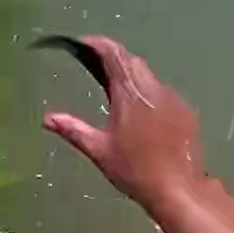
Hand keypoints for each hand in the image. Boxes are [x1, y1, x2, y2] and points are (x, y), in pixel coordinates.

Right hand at [42, 36, 206, 210]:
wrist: (178, 188)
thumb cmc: (134, 170)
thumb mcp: (99, 150)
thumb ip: (73, 130)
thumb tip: (48, 118)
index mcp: (130, 94)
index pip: (114, 54)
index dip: (98, 44)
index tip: (83, 43)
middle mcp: (153, 89)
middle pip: (132, 61)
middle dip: (113, 59)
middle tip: (95, 66)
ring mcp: (173, 99)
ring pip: (149, 76)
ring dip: (132, 76)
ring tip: (115, 90)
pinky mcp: (185, 111)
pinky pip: (163, 93)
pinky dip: (148, 94)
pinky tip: (141, 112)